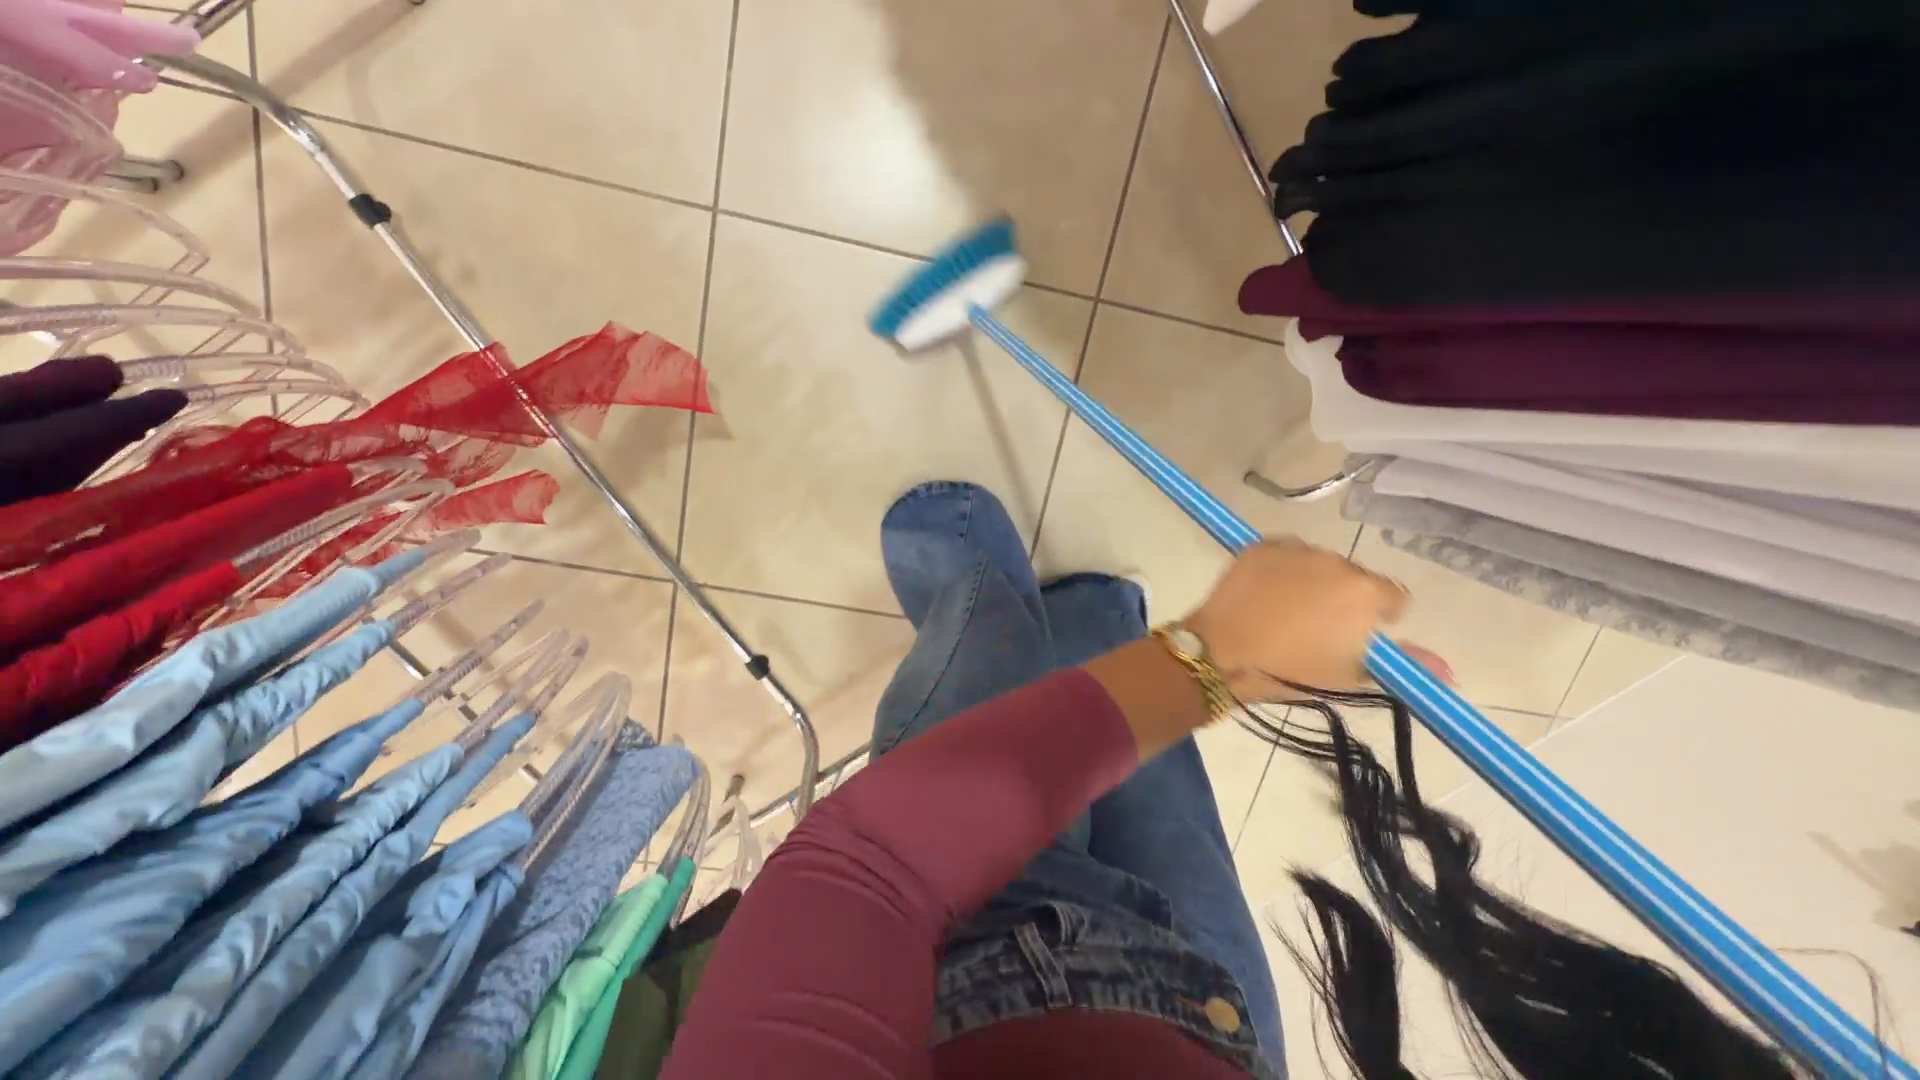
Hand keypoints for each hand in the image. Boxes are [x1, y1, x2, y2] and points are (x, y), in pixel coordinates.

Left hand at [1182, 538, 1443, 703]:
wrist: (1221, 653)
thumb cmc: (1289, 670)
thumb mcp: (1349, 674)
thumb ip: (1404, 665)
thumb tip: (1451, 673)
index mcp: (1364, 591)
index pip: (1393, 598)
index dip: (1377, 618)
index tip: (1355, 637)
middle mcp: (1335, 561)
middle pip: (1353, 579)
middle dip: (1343, 600)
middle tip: (1316, 629)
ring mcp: (1295, 549)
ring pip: (1318, 565)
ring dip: (1313, 582)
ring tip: (1286, 612)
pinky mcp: (1261, 546)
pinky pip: (1285, 555)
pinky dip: (1282, 571)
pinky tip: (1265, 595)